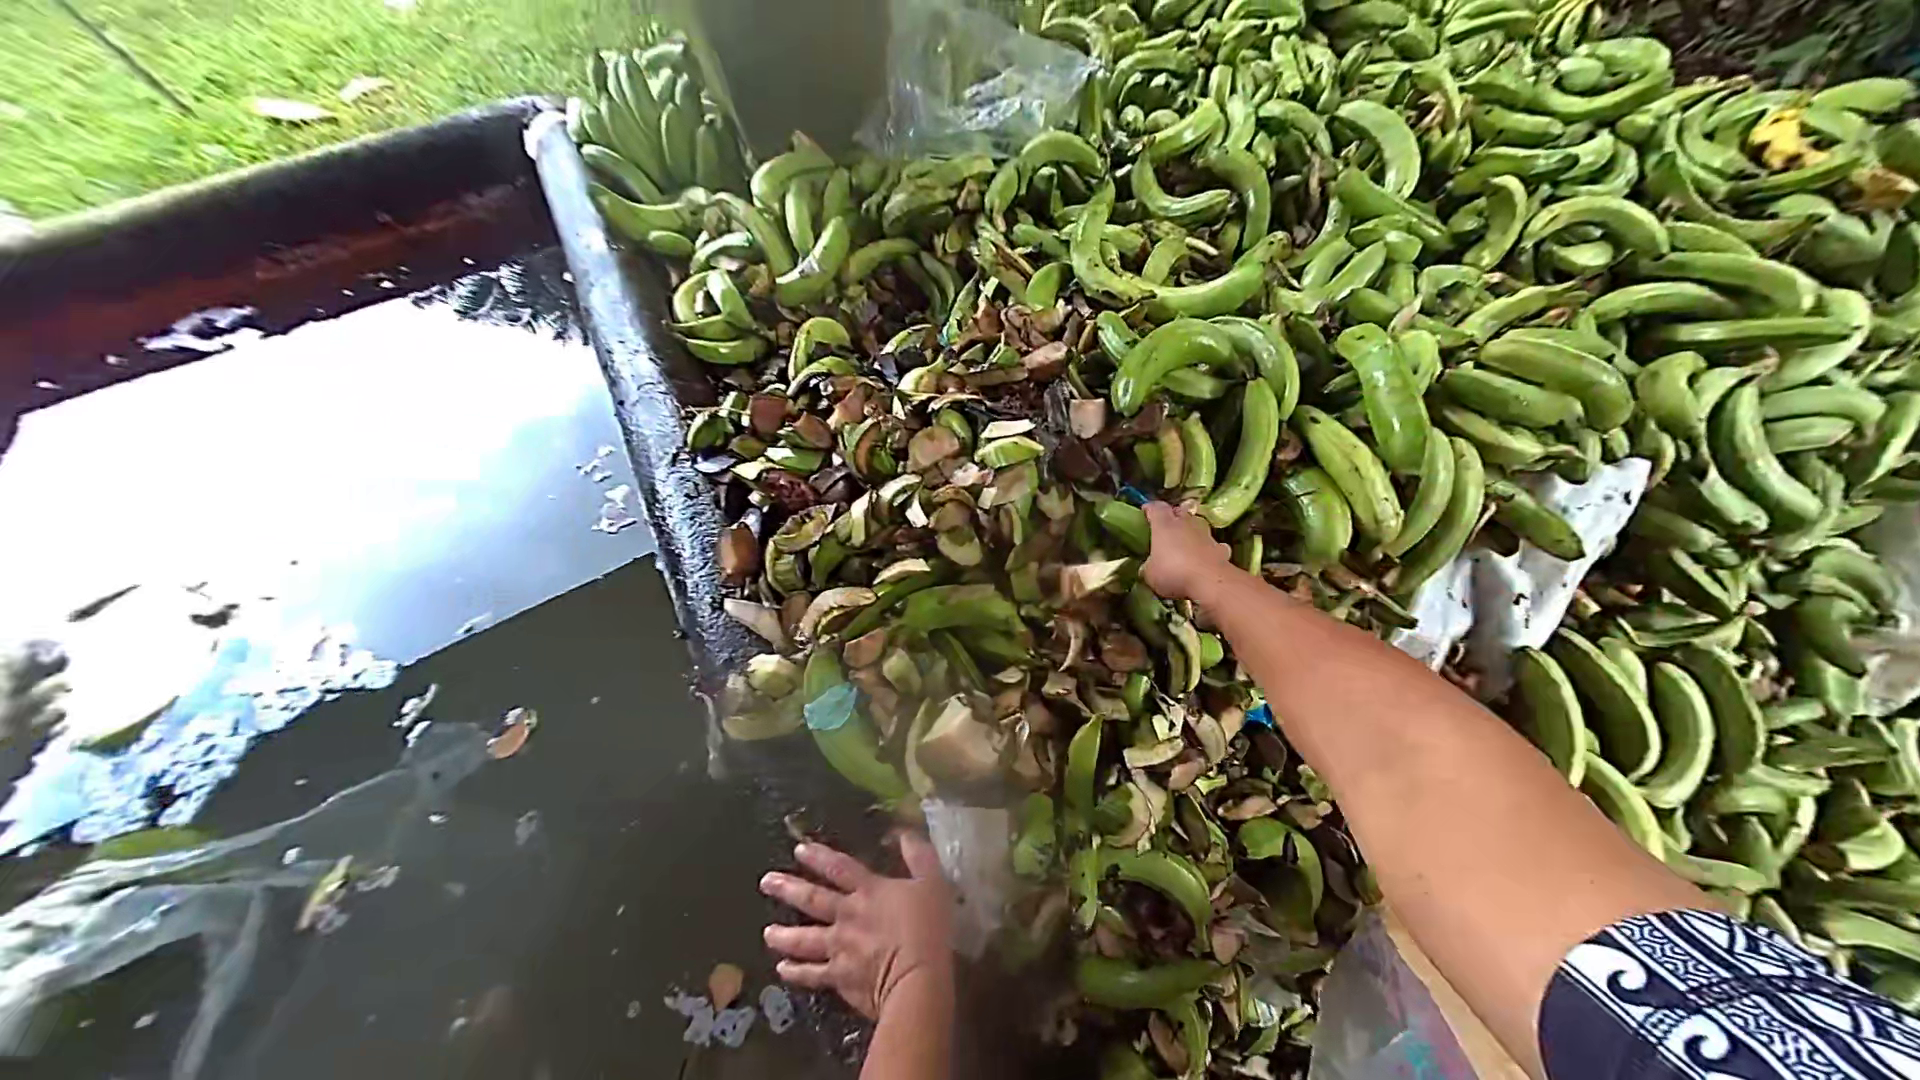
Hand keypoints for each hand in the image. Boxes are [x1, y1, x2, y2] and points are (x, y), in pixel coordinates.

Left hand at [760, 833, 953, 1020]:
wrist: (917, 979)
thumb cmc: (928, 927)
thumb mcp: (932, 882)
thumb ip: (919, 855)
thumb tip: (905, 834)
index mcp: (869, 890)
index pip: (839, 868)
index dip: (819, 856)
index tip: (799, 849)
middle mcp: (848, 915)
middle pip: (813, 899)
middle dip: (789, 888)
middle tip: (766, 882)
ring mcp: (840, 947)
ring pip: (805, 938)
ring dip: (784, 934)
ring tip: (766, 932)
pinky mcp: (839, 977)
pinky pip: (813, 974)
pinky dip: (796, 972)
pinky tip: (782, 969)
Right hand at [1141, 501, 1236, 601]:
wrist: (1210, 582)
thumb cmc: (1173, 572)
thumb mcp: (1149, 573)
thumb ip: (1149, 566)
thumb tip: (1149, 566)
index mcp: (1164, 525)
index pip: (1156, 508)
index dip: (1150, 508)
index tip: (1145, 511)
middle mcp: (1186, 524)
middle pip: (1180, 511)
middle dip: (1173, 515)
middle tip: (1166, 524)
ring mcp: (1206, 535)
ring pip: (1198, 525)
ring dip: (1192, 530)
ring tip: (1186, 539)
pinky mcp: (1221, 550)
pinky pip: (1213, 544)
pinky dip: (1209, 548)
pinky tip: (1206, 556)